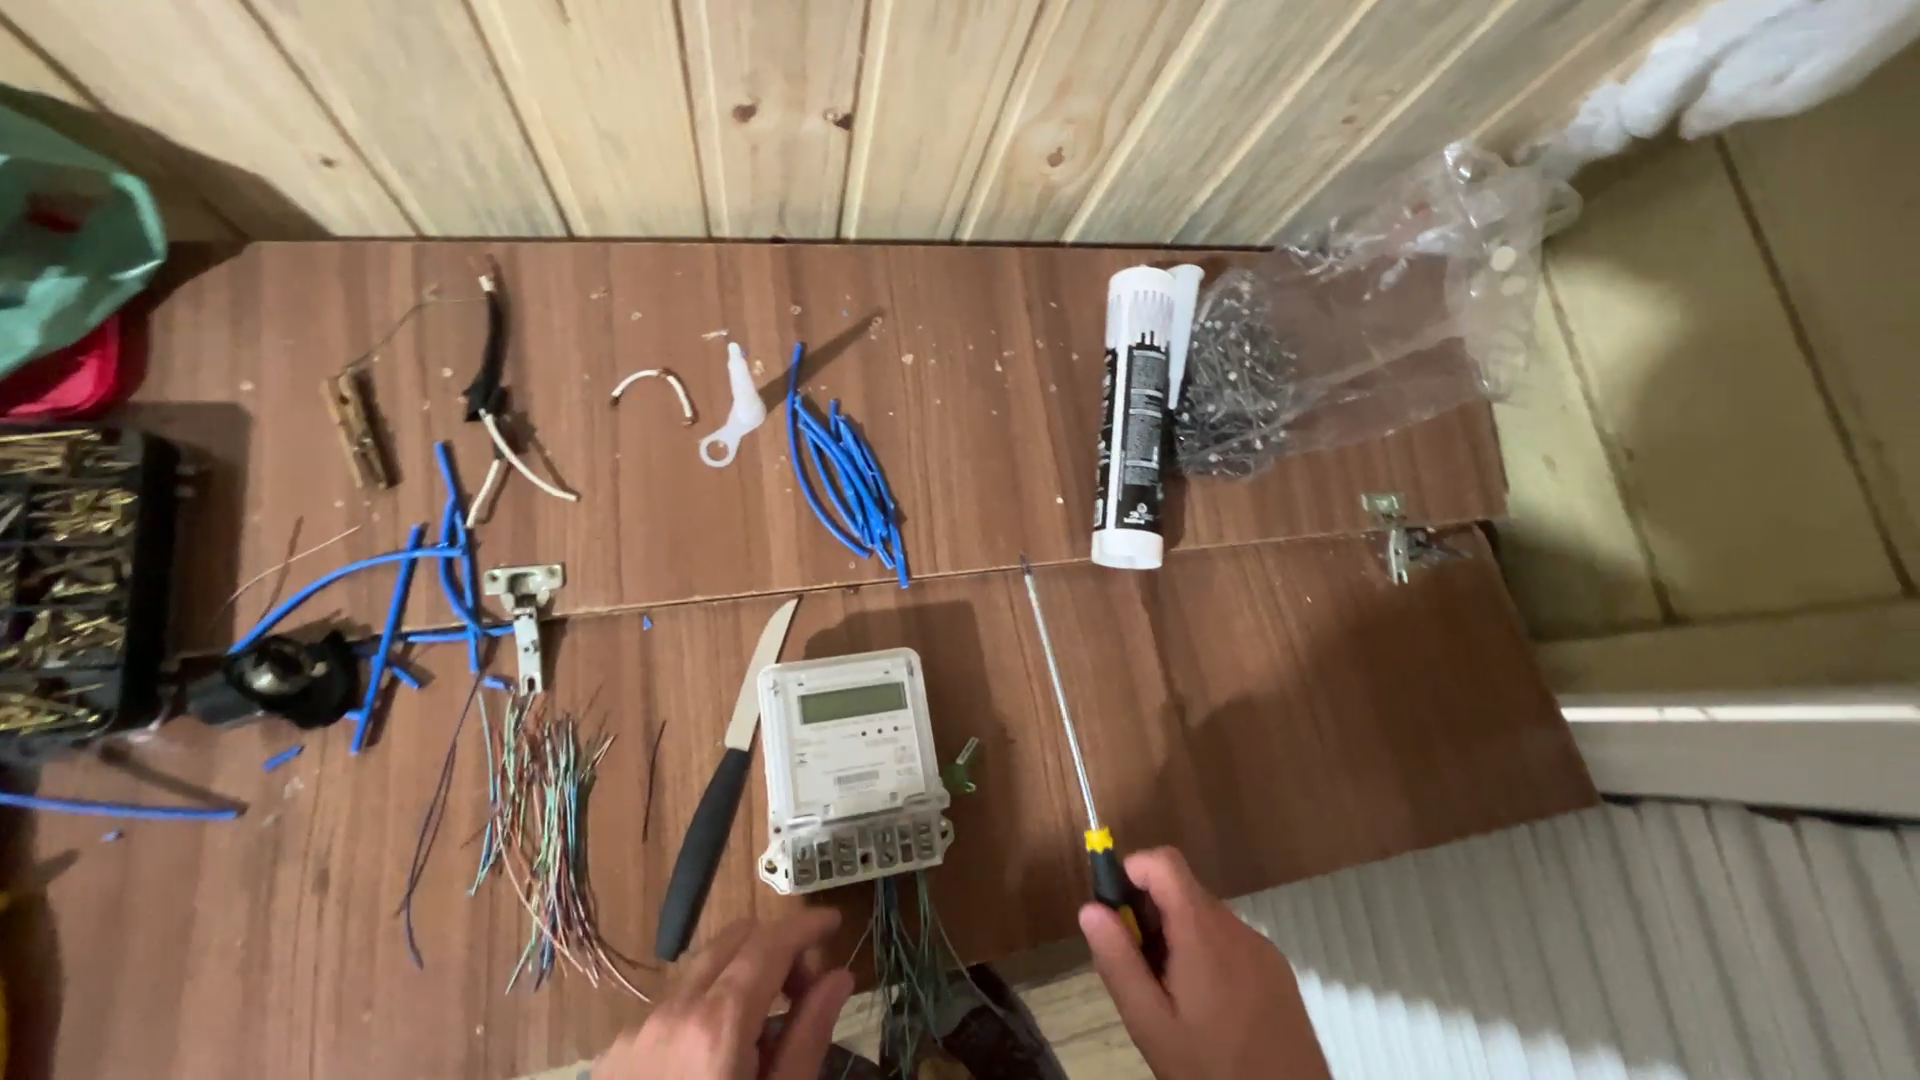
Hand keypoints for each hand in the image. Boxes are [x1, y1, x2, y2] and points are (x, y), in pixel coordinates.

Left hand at [595, 909, 854, 1079]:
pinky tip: (716, 1059)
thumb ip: (810, 1035)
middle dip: (776, 947)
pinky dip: (705, 1004)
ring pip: (699, 968)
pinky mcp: (613, 1057)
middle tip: (805, 989)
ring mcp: (636, 1032)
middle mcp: (673, 1011)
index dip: (807, 924)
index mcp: (718, 1022)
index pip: (771, 942)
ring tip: (764, 1028)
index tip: (835, 923)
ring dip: (740, 973)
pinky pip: (670, 1005)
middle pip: (734, 940)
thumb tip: (839, 977)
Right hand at [1080, 848, 1328, 1079]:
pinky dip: (1209, 955)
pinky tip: (1209, 1009)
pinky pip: (1232, 942)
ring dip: (1180, 939)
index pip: (1165, 861)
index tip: (1116, 912)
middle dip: (1152, 917)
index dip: (1133, 871)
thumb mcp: (1150, 1023)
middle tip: (1140, 971)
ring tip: (1174, 998)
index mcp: (1203, 932)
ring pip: (1207, 919)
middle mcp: (1237, 927)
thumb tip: (1090, 908)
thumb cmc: (1211, 1069)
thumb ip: (1118, 961)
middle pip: (1183, 892)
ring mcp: (1264, 948)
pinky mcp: (1279, 971)